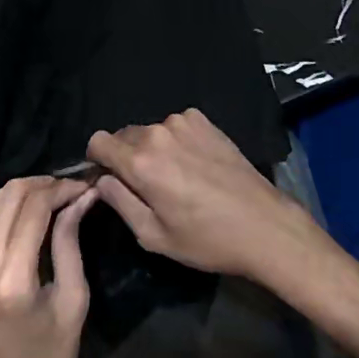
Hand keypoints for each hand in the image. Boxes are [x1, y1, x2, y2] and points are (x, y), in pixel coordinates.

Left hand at [0, 176, 97, 357]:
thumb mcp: (72, 302)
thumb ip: (71, 243)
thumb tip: (83, 196)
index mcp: (10, 278)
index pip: (34, 206)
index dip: (62, 187)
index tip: (86, 186)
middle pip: (9, 195)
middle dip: (43, 183)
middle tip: (71, 190)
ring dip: (26, 193)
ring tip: (56, 199)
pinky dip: (11, 210)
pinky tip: (33, 217)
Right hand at [87, 108, 321, 282]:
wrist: (261, 222)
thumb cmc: (205, 238)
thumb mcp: (153, 235)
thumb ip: (120, 202)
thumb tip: (101, 180)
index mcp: (142, 161)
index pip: (98, 141)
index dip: (97, 161)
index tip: (108, 180)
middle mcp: (159, 132)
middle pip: (124, 135)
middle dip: (125, 157)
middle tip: (145, 187)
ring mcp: (184, 121)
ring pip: (151, 131)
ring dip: (153, 149)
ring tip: (175, 178)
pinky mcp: (205, 119)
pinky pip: (175, 126)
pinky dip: (176, 141)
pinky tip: (194, 164)